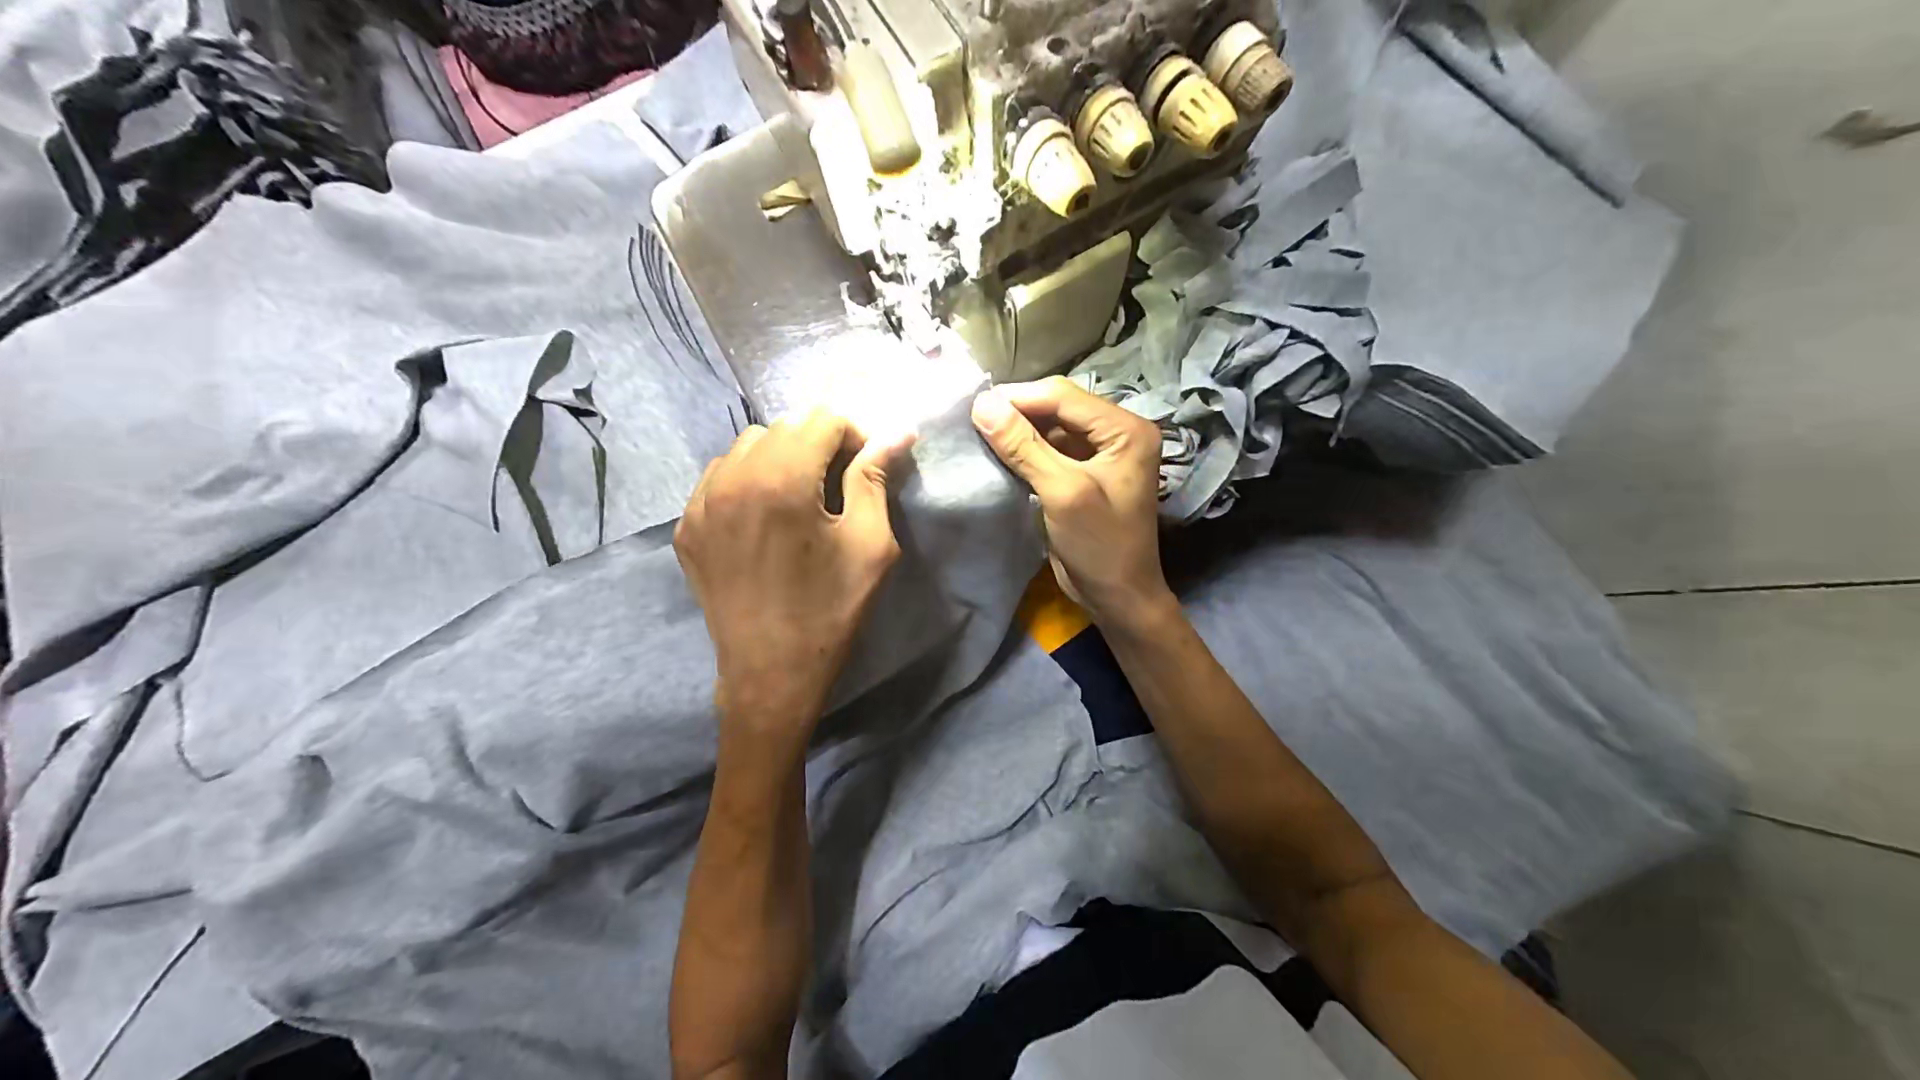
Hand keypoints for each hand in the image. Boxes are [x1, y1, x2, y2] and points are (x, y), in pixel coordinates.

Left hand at [674, 410, 909, 749]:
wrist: (769, 674)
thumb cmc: (831, 611)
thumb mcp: (871, 545)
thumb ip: (876, 479)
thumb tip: (896, 432)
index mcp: (783, 480)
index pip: (822, 419)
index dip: (855, 435)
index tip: (867, 466)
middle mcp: (733, 479)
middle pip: (784, 427)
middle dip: (819, 443)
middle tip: (840, 482)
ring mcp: (701, 503)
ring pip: (747, 447)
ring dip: (781, 457)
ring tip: (800, 497)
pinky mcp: (687, 527)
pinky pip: (718, 477)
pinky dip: (747, 480)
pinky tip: (765, 515)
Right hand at [971, 377, 1174, 627]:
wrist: (1119, 597)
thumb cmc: (1099, 546)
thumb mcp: (1062, 492)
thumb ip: (1023, 446)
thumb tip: (981, 404)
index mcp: (1126, 429)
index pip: (1063, 397)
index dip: (1017, 398)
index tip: (972, 407)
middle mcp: (1117, 432)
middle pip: (1057, 407)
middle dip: (1016, 412)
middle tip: (971, 420)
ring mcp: (1101, 452)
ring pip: (1051, 426)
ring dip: (1017, 431)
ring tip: (978, 434)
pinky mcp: (1084, 472)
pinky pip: (1050, 448)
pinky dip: (1024, 450)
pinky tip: (997, 453)